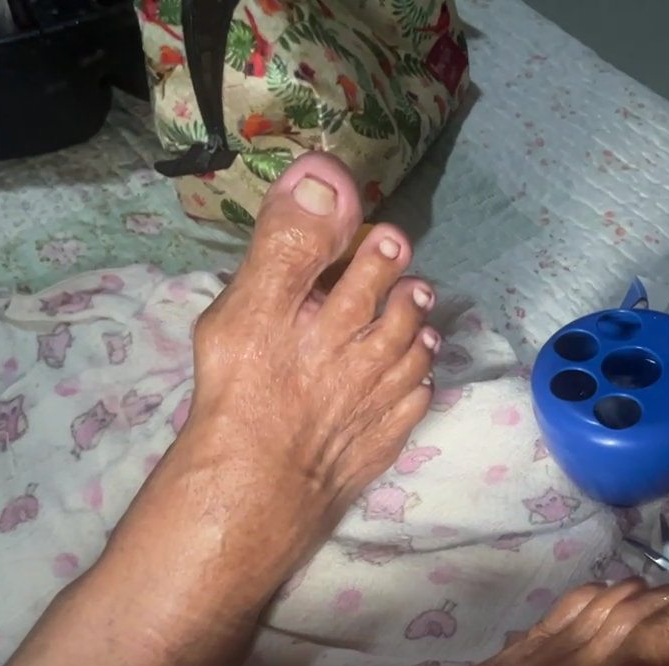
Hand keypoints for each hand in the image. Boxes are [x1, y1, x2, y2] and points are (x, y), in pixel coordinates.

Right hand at [184, 151, 438, 536]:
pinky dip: (420, 391)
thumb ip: (289, 243)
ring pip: (411, 365)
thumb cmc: (241, 391)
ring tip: (427, 329)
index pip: (367, 276)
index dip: (383, 254)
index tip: (393, 241)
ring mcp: (377, 406)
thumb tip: (327, 178)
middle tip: (417, 286)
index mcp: (332, 320)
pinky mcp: (380, 445)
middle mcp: (365, 359)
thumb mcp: (248, 305)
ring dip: (421, 342)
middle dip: (408, 298)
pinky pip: (411, 412)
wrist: (258, 484)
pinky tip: (420, 383)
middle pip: (396, 322)